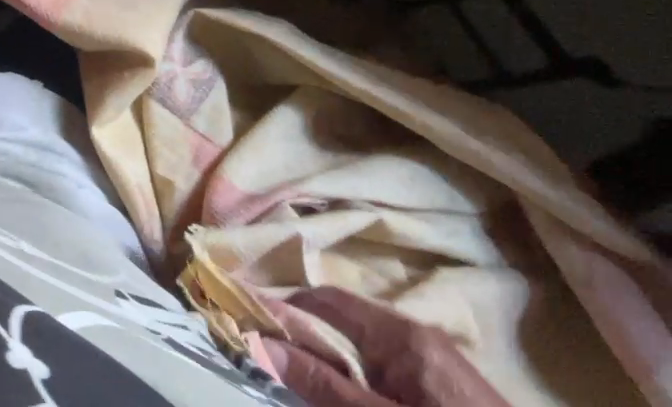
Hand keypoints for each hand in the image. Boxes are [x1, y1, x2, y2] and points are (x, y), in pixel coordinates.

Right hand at [260, 288, 511, 406]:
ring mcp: (436, 361)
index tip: (249, 329)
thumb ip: (321, 385)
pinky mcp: (446, 387)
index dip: (283, 310)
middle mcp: (417, 334)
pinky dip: (358, 379)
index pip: (324, 299)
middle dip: (304, 341)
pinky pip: (384, 368)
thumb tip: (257, 342)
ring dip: (330, 364)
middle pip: (341, 321)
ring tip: (310, 389)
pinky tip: (351, 400)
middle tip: (275, 367)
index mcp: (402, 334)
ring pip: (361, 348)